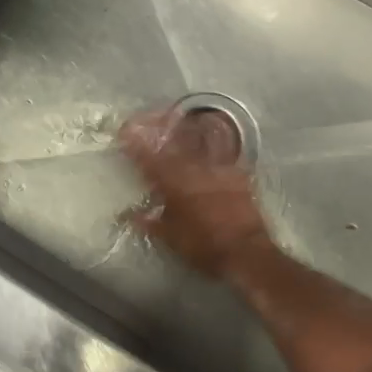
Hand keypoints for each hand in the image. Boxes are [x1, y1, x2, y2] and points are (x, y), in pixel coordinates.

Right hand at [118, 107, 273, 285]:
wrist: (246, 253)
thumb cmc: (203, 246)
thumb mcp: (169, 237)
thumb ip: (148, 221)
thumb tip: (128, 214)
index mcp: (173, 183)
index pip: (148, 158)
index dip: (135, 144)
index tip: (126, 131)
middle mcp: (194, 170)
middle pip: (175, 142)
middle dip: (161, 128)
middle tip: (151, 118)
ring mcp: (219, 169)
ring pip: (202, 140)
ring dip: (190, 128)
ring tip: (183, 118)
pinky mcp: (239, 175)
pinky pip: (226, 151)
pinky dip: (218, 141)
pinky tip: (216, 134)